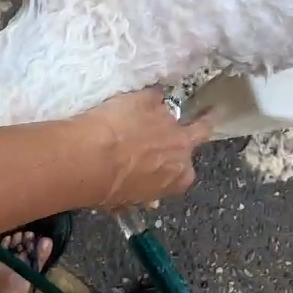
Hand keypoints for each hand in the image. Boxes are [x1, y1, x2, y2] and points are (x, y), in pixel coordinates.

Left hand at [73, 89, 208, 208]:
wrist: (93, 158)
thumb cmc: (109, 187)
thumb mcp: (129, 199)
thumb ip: (143, 190)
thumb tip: (137, 191)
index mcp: (180, 175)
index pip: (185, 170)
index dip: (173, 164)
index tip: (161, 163)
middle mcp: (181, 145)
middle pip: (200, 131)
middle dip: (190, 130)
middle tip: (170, 132)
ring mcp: (167, 118)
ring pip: (168, 113)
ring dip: (153, 117)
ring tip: (130, 120)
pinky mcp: (149, 98)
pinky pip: (151, 94)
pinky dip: (141, 99)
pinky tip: (126, 104)